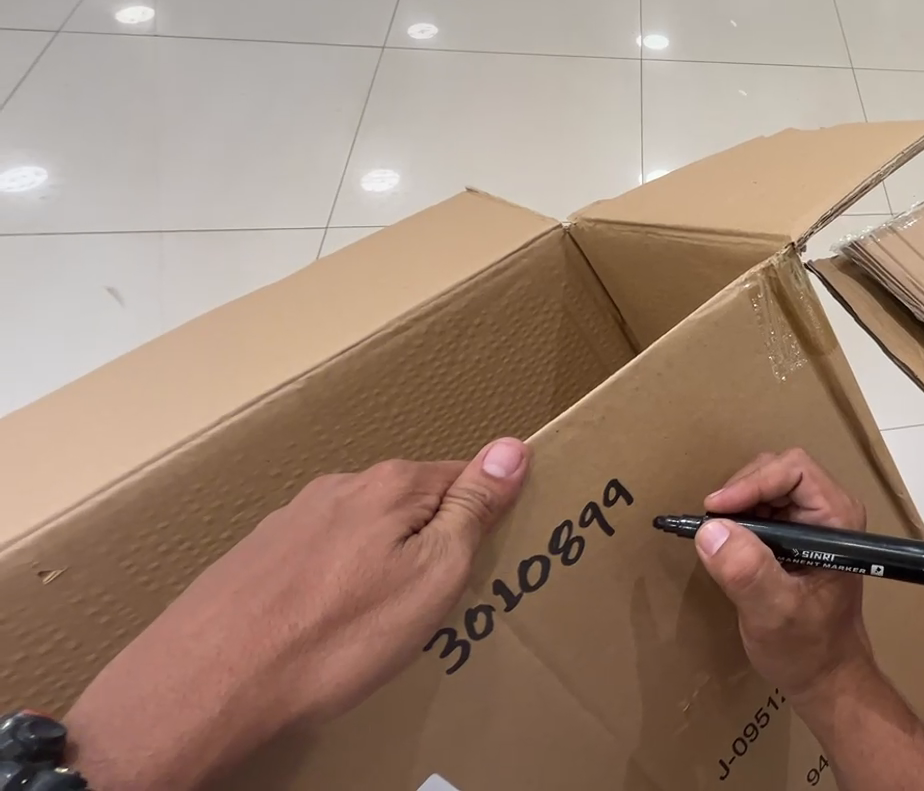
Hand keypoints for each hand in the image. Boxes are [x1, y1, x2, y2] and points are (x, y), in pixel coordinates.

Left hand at [63, 438, 530, 790]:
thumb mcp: (434, 574)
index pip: (470, 477)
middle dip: (432, 539)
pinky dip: (333, 582)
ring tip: (374, 620)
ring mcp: (288, 521)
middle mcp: (342, 487)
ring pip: (366, 531)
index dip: (484, 517)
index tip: (479, 562)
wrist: (188, 700)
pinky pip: (319, 557)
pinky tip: (323, 626)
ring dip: (381, 562)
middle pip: (416, 503)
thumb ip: (476, 506)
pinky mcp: (248, 558)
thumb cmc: (333, 639)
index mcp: (394, 484)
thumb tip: (514, 445)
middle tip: (432, 599)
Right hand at [693, 449, 872, 703]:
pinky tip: (725, 543)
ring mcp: (814, 520)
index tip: (714, 510)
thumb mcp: (774, 614)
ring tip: (715, 535)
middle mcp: (830, 510)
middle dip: (742, 491)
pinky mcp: (798, 533)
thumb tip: (710, 531)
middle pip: (781, 471)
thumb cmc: (808, 649)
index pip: (795, 470)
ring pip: (770, 485)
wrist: (826, 676)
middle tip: (710, 524)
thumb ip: (747, 572)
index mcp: (838, 517)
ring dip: (738, 504)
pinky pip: (765, 507)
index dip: (753, 482)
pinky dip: (740, 517)